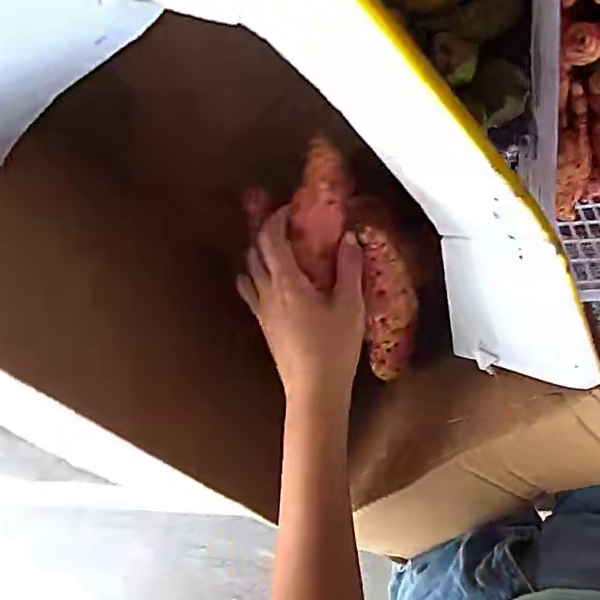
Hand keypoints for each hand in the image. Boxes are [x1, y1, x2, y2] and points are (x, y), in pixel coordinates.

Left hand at [238, 205, 365, 406]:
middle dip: (265, 232)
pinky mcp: (265, 327)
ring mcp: (262, 311)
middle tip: (284, 225)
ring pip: (248, 272)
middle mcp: (268, 293)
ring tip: (276, 250)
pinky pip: (251, 292)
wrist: (313, 389)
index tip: (290, 210)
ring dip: (257, 254)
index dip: (276, 219)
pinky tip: (272, 283)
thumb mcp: (351, 305)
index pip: (271, 240)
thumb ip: (349, 269)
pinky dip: (257, 277)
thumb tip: (350, 240)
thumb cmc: (334, 347)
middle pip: (254, 252)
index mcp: (288, 283)